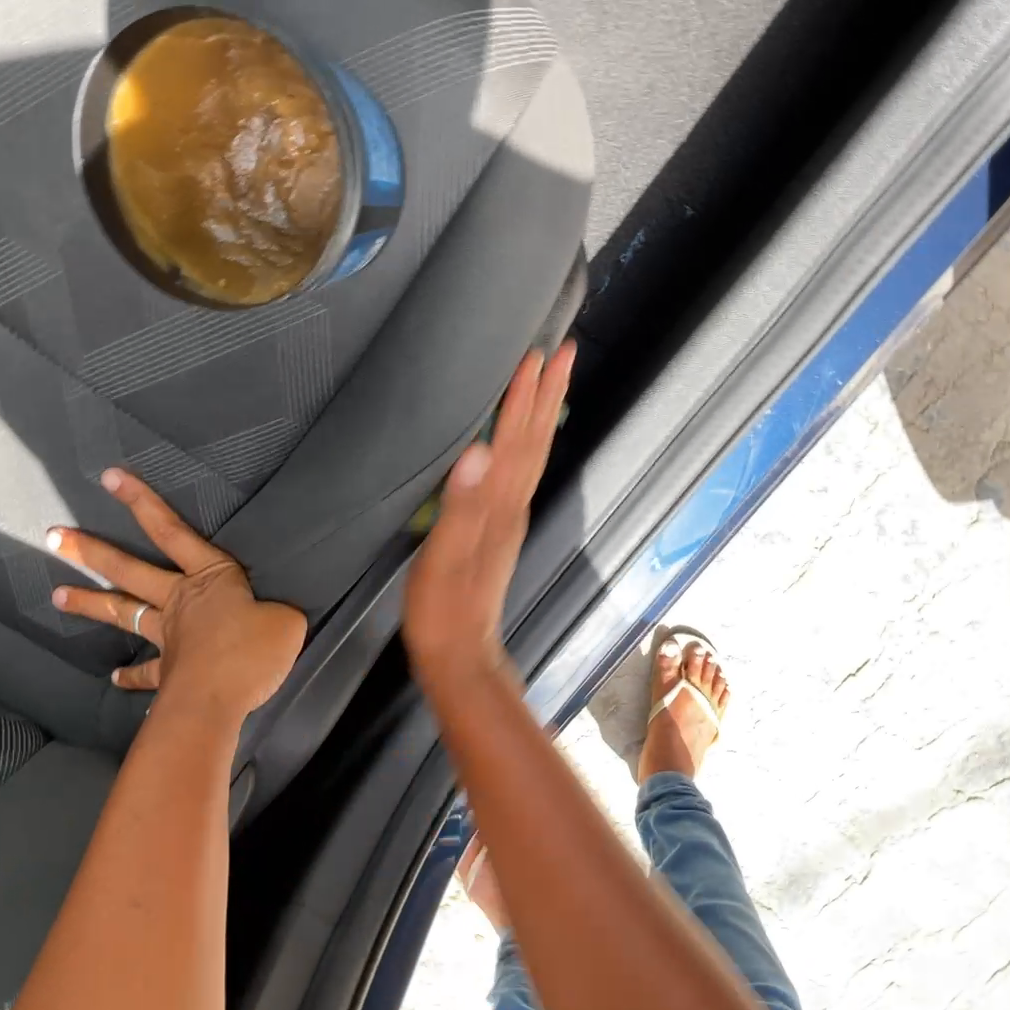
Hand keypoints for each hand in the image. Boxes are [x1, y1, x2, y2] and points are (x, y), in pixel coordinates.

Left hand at [46, 468, 305, 719]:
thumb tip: (268, 618)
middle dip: (92, 551)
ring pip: (125, 613)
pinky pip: (146, 671)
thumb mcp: (285, 620)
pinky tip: (114, 678)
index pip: (172, 531)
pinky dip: (131, 676)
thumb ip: (274, 611)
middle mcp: (180, 600)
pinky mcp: (168, 673)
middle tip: (54, 537)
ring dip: (91, 604)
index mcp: (209, 578)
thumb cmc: (251, 651)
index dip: (143, 503)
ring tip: (57, 596)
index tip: (110, 478)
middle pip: (129, 569)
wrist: (220, 698)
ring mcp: (168, 636)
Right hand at [403, 341, 574, 685]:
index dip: (526, 397)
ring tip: (548, 383)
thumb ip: (461, 506)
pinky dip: (526, 445)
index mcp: (498, 507)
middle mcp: (511, 508)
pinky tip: (519, 441)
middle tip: (565, 353)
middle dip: (549, 395)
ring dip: (543, 416)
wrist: (460, 656)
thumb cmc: (444, 610)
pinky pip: (520, 474)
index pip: (516, 440)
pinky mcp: (498, 531)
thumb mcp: (444, 559)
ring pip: (532, 456)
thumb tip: (479, 452)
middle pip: (535, 442)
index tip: (538, 355)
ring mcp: (508, 520)